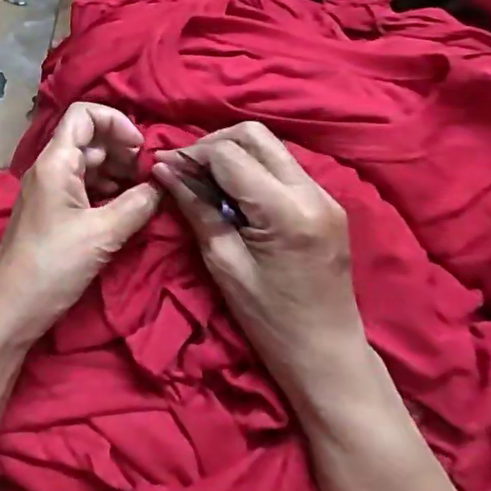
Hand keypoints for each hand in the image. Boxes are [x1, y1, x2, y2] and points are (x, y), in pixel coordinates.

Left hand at [0, 103, 160, 350]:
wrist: (11, 310)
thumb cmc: (53, 266)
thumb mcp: (102, 234)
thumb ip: (138, 204)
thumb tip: (162, 184)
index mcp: (56, 161)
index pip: (84, 114)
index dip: (116, 121)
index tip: (140, 149)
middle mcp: (50, 167)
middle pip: (90, 137)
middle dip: (123, 149)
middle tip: (148, 175)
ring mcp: (50, 189)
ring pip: (89, 163)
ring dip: (118, 171)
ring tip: (143, 193)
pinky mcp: (53, 211)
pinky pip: (84, 186)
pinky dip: (107, 190)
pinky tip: (126, 208)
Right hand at [153, 123, 368, 400]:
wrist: (327, 355)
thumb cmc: (269, 320)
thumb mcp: (223, 263)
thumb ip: (196, 208)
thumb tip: (164, 169)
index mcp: (286, 211)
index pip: (229, 153)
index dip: (191, 154)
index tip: (164, 166)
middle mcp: (312, 191)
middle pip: (254, 135)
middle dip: (213, 143)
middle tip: (186, 170)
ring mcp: (325, 194)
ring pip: (270, 145)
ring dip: (233, 152)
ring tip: (205, 179)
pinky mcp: (327, 201)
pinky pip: (282, 164)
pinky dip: (252, 166)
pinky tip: (233, 191)